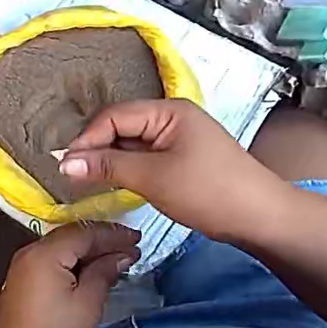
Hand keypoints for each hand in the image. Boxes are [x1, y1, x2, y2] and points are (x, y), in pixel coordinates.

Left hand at [0, 221, 140, 327]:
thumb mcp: (87, 305)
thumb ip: (104, 273)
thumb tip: (121, 256)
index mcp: (46, 253)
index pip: (85, 233)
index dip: (114, 234)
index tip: (138, 240)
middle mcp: (31, 251)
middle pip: (72, 236)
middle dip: (103, 240)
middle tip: (132, 248)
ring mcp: (24, 265)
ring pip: (63, 247)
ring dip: (90, 251)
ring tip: (118, 258)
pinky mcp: (24, 280)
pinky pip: (54, 259)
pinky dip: (76, 261)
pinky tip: (93, 270)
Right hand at [56, 99, 292, 244]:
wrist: (261, 217)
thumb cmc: (208, 191)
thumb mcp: (153, 178)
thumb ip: (108, 167)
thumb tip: (65, 161)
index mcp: (169, 110)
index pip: (115, 116)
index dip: (87, 139)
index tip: (66, 166)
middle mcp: (173, 117)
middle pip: (122, 127)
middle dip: (97, 149)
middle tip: (73, 177)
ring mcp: (179, 138)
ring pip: (133, 144)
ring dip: (111, 161)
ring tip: (88, 182)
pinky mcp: (183, 159)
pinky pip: (147, 157)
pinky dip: (129, 170)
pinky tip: (115, 184)